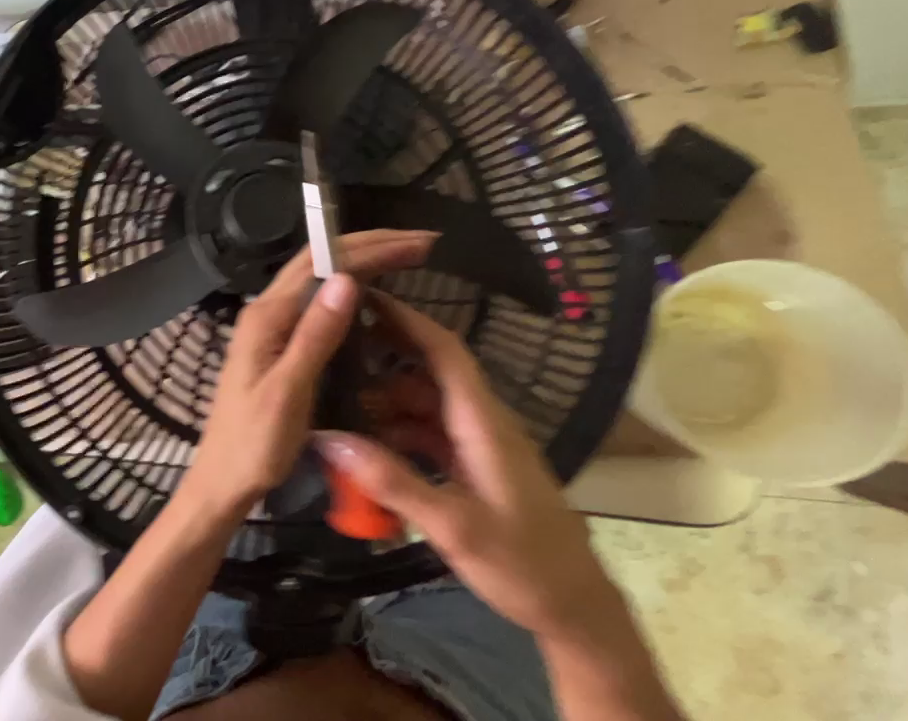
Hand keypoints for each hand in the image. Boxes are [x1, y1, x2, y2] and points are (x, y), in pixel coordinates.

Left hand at [180, 230, 437, 518]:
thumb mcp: (287, 393)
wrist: (222, 482)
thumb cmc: (253, 445)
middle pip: (320, 261)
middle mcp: (266, 311)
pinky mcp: (279, 345)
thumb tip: (346, 279)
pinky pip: (317, 302)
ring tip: (405, 258)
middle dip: (371, 246)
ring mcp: (271, 327)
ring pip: (319, 278)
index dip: (370, 247)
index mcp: (267, 316)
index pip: (321, 262)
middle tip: (422, 244)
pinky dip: (350, 288)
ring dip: (362, 262)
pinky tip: (372, 295)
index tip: (416, 244)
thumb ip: (315, 336)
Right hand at [313, 292, 620, 636]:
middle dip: (385, 358)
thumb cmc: (523, 563)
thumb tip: (331, 441)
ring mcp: (480, 445)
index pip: (445, 352)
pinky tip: (368, 446)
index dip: (408, 320)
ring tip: (338, 402)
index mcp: (483, 423)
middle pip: (429, 373)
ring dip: (387, 401)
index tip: (367, 299)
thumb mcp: (454, 527)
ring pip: (427, 405)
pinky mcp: (476, 468)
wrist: (576, 609)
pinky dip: (399, 432)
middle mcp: (482, 423)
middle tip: (333, 351)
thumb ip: (393, 482)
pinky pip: (431, 434)